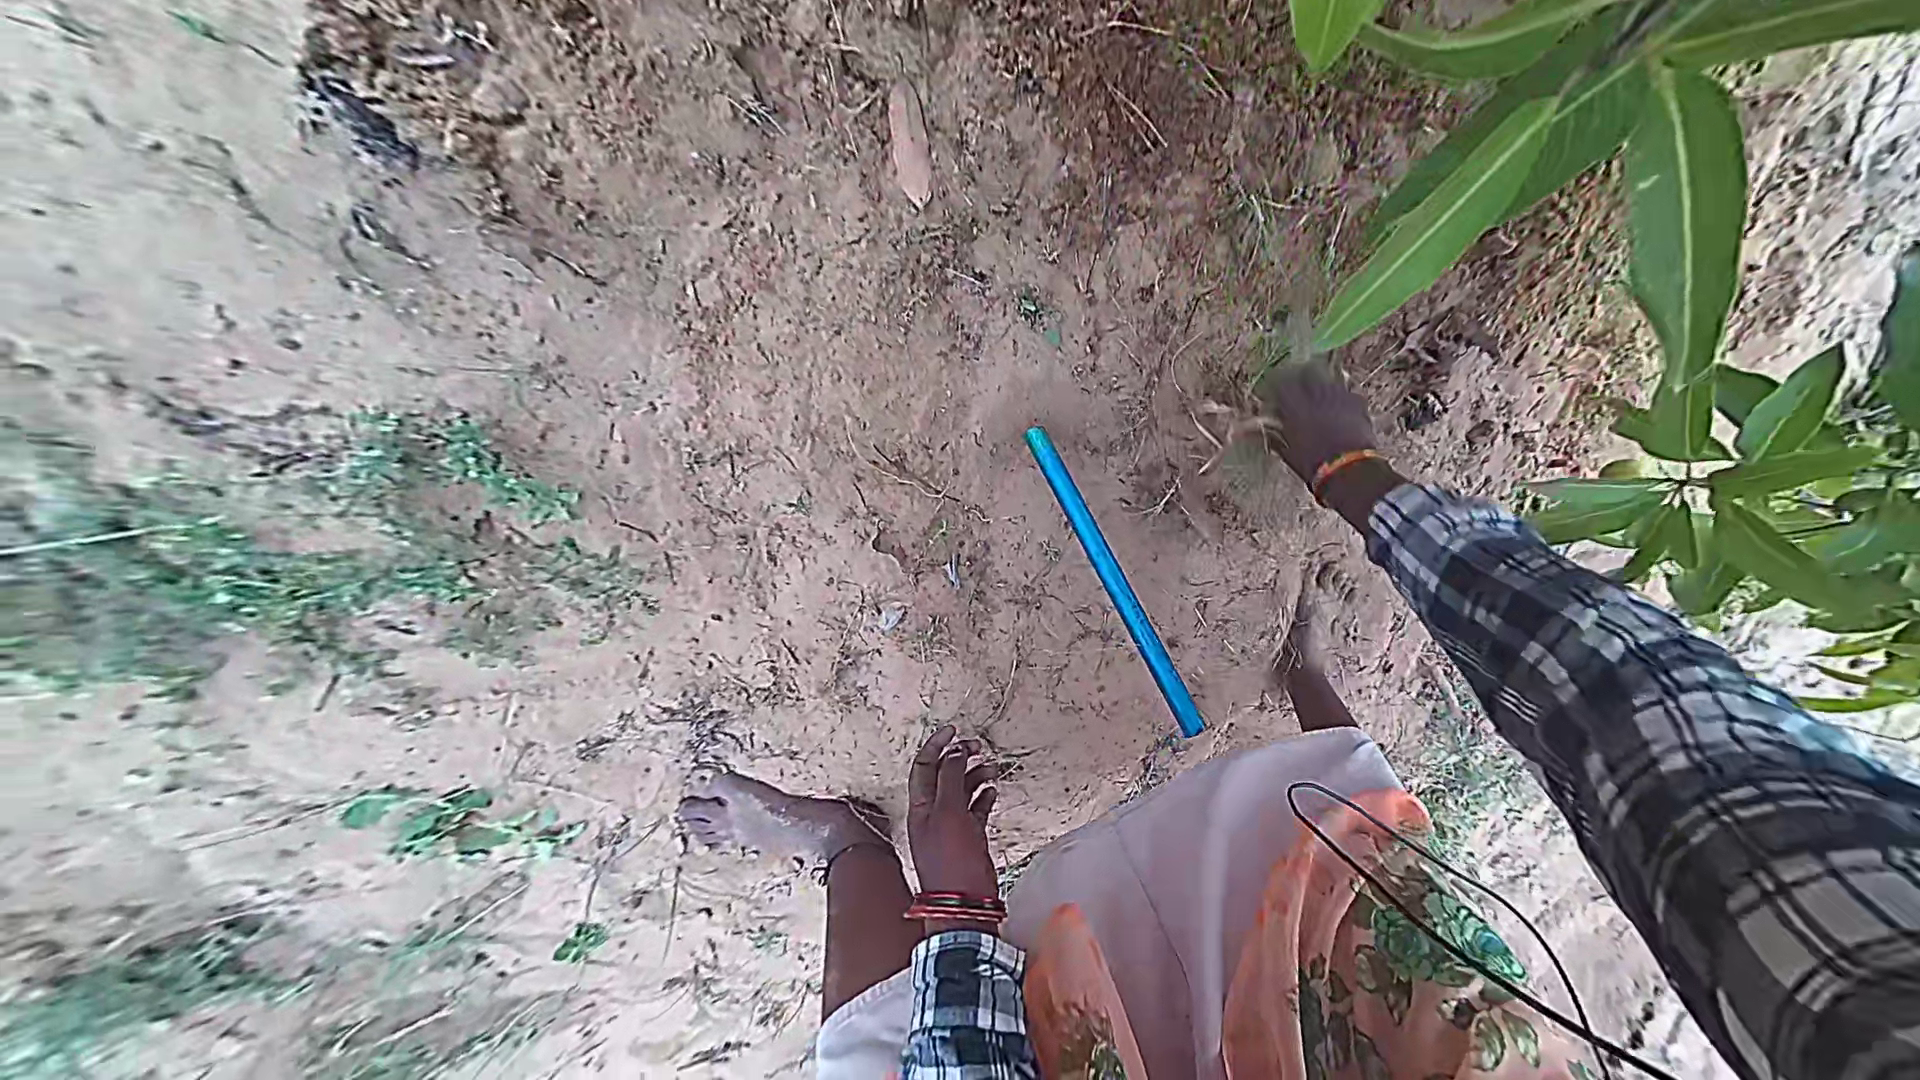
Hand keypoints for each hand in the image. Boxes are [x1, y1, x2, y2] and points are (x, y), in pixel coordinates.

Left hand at [905, 725, 998, 915]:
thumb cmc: (952, 862)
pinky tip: (992, 791)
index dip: (937, 744)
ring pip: (961, 790)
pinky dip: (983, 797)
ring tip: (990, 769)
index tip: (954, 731)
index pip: (925, 765)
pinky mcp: (967, 838)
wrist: (964, 905)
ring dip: (975, 775)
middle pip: (943, 774)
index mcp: (921, 805)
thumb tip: (954, 752)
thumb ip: (950, 779)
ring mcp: (950, 825)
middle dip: (959, 756)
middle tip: (977, 747)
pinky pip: (974, 809)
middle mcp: (933, 812)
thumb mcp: (949, 813)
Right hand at [1259, 359, 1379, 485]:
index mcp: (1295, 406)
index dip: (1272, 383)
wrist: (1349, 470)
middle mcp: (1317, 395)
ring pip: (1328, 377)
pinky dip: (1338, 394)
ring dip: (1319, 382)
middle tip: (1292, 386)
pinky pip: (1346, 390)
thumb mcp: (1286, 450)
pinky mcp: (1357, 402)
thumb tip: (1246, 430)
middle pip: (1306, 371)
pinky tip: (1336, 405)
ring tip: (1315, 393)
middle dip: (1298, 375)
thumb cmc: (1312, 463)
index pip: (1279, 382)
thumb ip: (1271, 434)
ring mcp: (1339, 396)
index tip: (1268, 391)